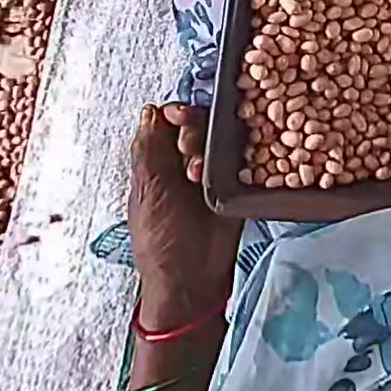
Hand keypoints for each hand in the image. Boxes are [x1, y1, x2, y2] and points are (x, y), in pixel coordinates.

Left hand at [127, 104, 239, 330]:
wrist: (191, 279)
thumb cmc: (160, 240)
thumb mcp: (147, 193)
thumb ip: (148, 150)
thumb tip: (149, 110)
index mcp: (159, 159)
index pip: (170, 119)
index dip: (176, 113)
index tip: (179, 117)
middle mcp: (187, 159)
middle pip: (198, 123)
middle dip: (194, 130)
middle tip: (189, 153)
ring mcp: (214, 170)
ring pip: (221, 137)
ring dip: (211, 148)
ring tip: (199, 174)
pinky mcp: (237, 181)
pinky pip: (243, 157)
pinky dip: (240, 155)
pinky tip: (231, 169)